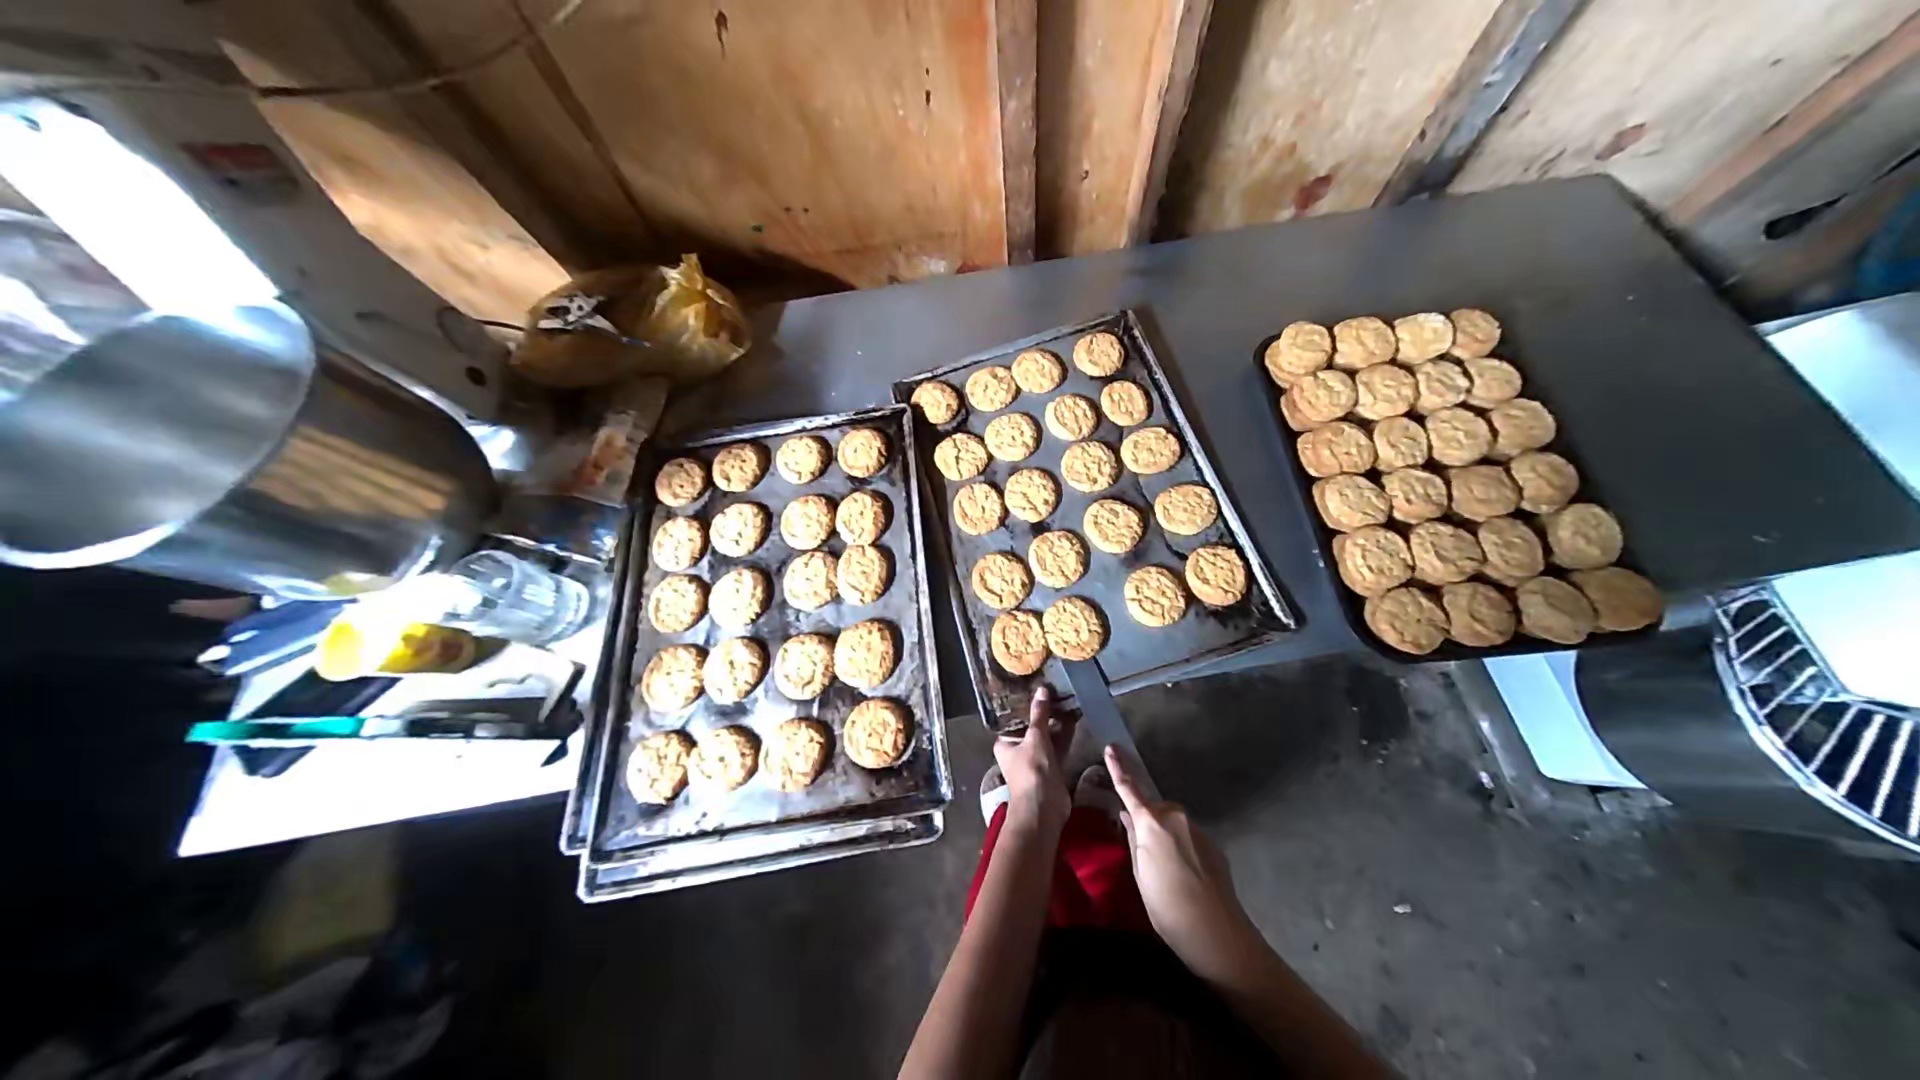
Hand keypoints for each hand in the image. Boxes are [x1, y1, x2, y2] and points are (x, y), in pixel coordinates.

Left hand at [993, 687, 1075, 835]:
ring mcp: (1036, 759)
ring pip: (1047, 735)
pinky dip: (1065, 734)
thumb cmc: (1032, 770)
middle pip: (1032, 726)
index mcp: (1005, 743)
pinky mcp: (1052, 766)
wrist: (1044, 808)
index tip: (1038, 687)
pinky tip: (1075, 717)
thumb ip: (1040, 714)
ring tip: (1068, 699)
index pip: (1015, 718)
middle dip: (1044, 712)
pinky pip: (1058, 746)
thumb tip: (1042, 689)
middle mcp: (1018, 749)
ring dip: (1057, 721)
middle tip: (1057, 690)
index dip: (1026, 704)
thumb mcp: (1035, 738)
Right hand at [1105, 745, 1261, 983]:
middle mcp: (1176, 818)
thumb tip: (1129, 816)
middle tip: (1142, 855)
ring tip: (1164, 874)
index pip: (1129, 789)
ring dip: (1164, 838)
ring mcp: (1198, 830)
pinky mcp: (1213, 846)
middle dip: (1146, 822)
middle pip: (1153, 810)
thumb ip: (1133, 840)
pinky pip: (1188, 838)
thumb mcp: (1140, 875)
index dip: (1118, 768)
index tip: (1111, 746)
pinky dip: (1181, 850)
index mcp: (1151, 824)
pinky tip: (1184, 878)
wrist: (1217, 933)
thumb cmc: (1167, 907)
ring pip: (1171, 824)